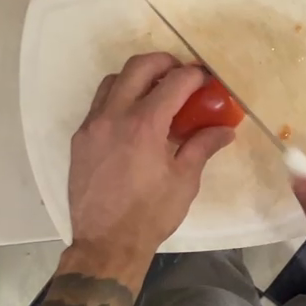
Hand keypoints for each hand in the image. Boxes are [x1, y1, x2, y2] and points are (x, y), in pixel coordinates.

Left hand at [69, 53, 233, 270]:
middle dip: (164, 63)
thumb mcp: (184, 180)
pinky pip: (99, 105)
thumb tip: (225, 129)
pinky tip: (134, 119)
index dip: (194, 76)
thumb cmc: (151, 214)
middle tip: (182, 75)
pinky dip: (119, 100)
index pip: (174, 82)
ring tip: (156, 93)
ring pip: (114, 81)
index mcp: (145, 125)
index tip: (206, 80)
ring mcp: (93, 125)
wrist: (106, 242)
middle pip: (138, 67)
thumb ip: (202, 147)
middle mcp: (114, 116)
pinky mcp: (81, 138)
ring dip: (137, 78)